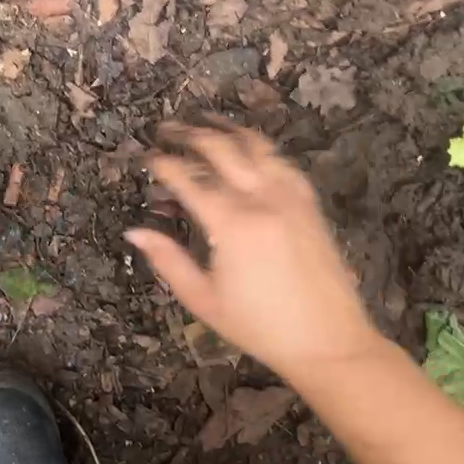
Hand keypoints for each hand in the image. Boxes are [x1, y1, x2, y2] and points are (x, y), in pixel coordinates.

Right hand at [124, 123, 388, 376]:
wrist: (328, 341)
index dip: (163, 163)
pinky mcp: (310, 205)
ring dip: (226, 130)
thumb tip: (135, 232)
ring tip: (204, 122)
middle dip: (189, 134)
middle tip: (166, 129)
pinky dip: (260, 148)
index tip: (146, 157)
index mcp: (232, 225)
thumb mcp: (203, 299)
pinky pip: (283, 162)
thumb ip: (168, 260)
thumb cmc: (259, 326)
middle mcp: (263, 201)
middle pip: (221, 149)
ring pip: (256, 146)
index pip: (189, 178)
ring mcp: (291, 198)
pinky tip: (248, 147)